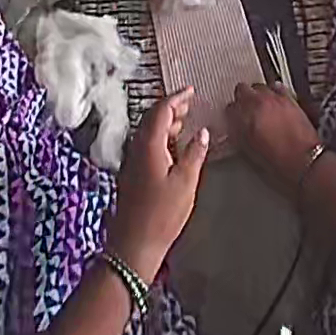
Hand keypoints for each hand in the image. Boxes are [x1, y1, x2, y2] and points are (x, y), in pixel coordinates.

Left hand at [106, 89, 207, 280]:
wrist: (134, 244)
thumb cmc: (162, 215)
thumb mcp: (186, 182)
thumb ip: (195, 153)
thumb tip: (203, 132)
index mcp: (149, 144)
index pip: (161, 110)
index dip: (176, 97)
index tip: (190, 90)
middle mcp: (137, 147)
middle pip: (152, 117)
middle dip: (170, 107)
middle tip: (189, 104)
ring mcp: (132, 159)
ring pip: (148, 130)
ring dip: (166, 122)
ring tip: (185, 122)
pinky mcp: (133, 172)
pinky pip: (146, 143)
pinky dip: (161, 137)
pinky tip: (174, 147)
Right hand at [227, 82, 322, 192]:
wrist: (304, 161)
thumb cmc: (279, 160)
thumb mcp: (249, 150)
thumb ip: (238, 134)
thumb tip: (234, 128)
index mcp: (244, 116)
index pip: (230, 107)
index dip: (230, 114)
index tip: (233, 119)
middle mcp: (258, 102)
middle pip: (242, 89)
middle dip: (241, 98)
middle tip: (244, 109)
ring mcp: (274, 98)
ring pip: (259, 86)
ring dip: (257, 94)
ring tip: (259, 105)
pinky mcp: (289, 99)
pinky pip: (277, 87)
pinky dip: (274, 92)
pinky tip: (275, 101)